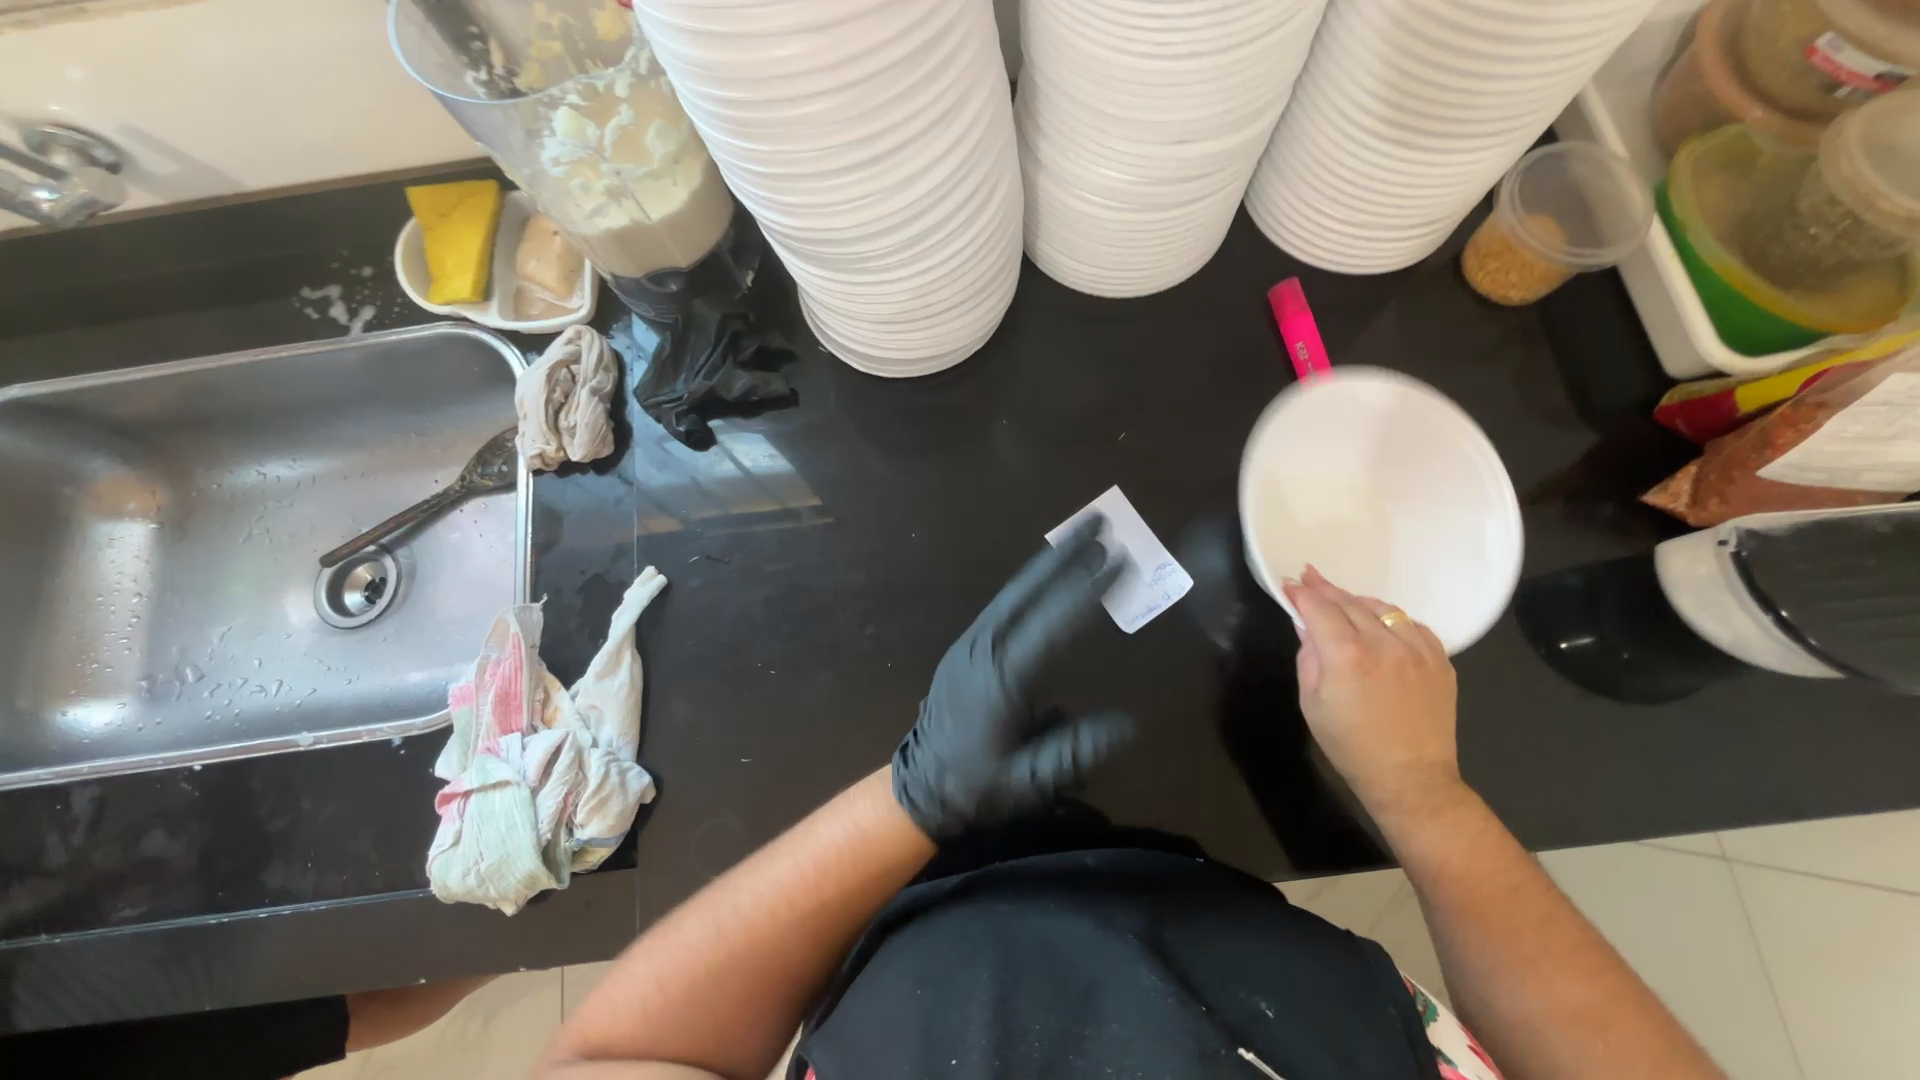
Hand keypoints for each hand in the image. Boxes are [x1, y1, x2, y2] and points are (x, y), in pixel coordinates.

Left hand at [892, 517, 1136, 838]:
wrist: (919, 786)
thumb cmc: (976, 787)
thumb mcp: (1027, 783)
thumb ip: (1073, 752)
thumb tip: (1129, 724)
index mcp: (1001, 679)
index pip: (1052, 625)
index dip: (1085, 591)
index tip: (1117, 561)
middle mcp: (983, 649)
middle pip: (1027, 591)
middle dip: (1066, 556)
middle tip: (1100, 524)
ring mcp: (970, 643)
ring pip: (1012, 591)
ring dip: (1048, 562)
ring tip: (1081, 536)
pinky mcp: (965, 646)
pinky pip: (1003, 603)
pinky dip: (1029, 581)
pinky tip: (1049, 571)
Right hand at [1282, 566, 1465, 822]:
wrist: (1409, 776)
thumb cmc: (1349, 744)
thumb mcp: (1312, 702)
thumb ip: (1308, 657)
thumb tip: (1307, 627)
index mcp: (1346, 654)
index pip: (1319, 608)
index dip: (1301, 593)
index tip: (1290, 584)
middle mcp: (1383, 642)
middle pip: (1349, 603)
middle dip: (1326, 589)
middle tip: (1310, 577)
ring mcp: (1416, 650)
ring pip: (1384, 609)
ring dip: (1359, 601)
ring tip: (1344, 599)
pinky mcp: (1440, 661)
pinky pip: (1413, 626)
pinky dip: (1392, 619)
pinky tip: (1382, 623)